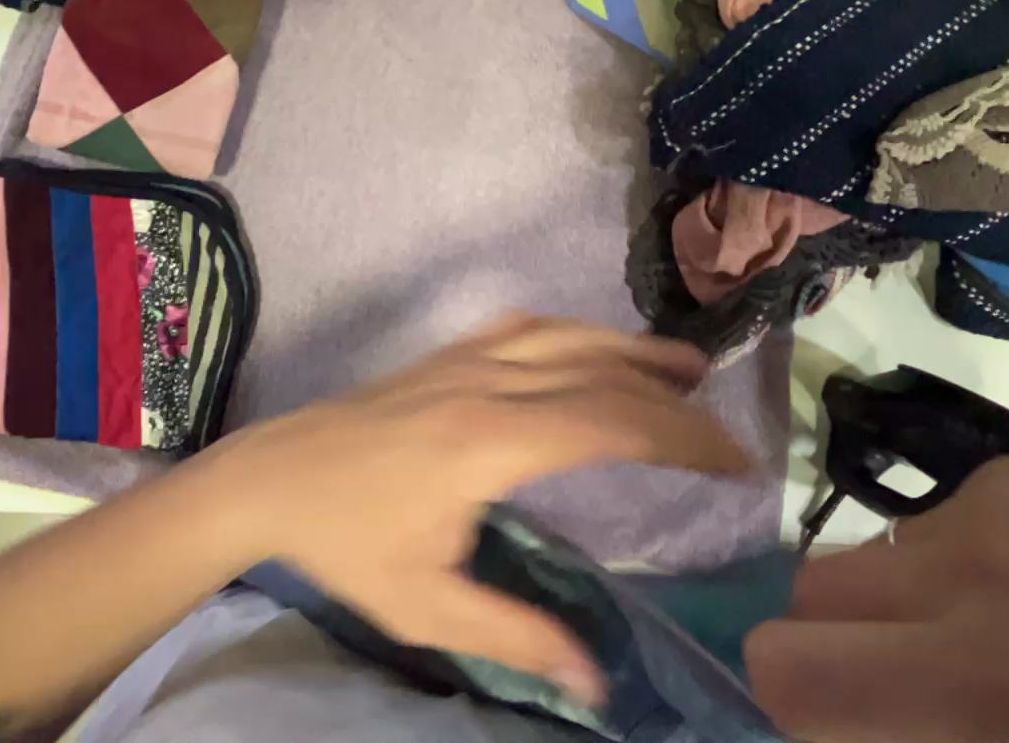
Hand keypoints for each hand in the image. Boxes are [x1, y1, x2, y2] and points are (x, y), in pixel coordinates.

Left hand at [192, 313, 748, 704]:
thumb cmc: (348, 542)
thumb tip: (597, 681)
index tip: (735, 461)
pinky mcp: (443, 355)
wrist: (273, 477)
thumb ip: (516, 635)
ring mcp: (462, 360)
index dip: (683, 438)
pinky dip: (571, 332)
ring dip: (629, 348)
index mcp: (490, 442)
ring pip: (565, 335)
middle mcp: (486, 385)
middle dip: (673, 399)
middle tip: (726, 428)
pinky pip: (522, 326)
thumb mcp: (427, 605)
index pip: (611, 423)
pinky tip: (588, 346)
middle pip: (600, 373)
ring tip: (685, 367)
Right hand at [747, 458, 1008, 742]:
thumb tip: (844, 732)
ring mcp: (993, 520)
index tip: (857, 736)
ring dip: (885, 626)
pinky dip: (939, 582)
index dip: (807, 725)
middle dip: (825, 675)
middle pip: (794, 624)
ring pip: (841, 576)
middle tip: (903, 703)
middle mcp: (980, 598)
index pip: (793, 686)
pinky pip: (910, 539)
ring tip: (983, 650)